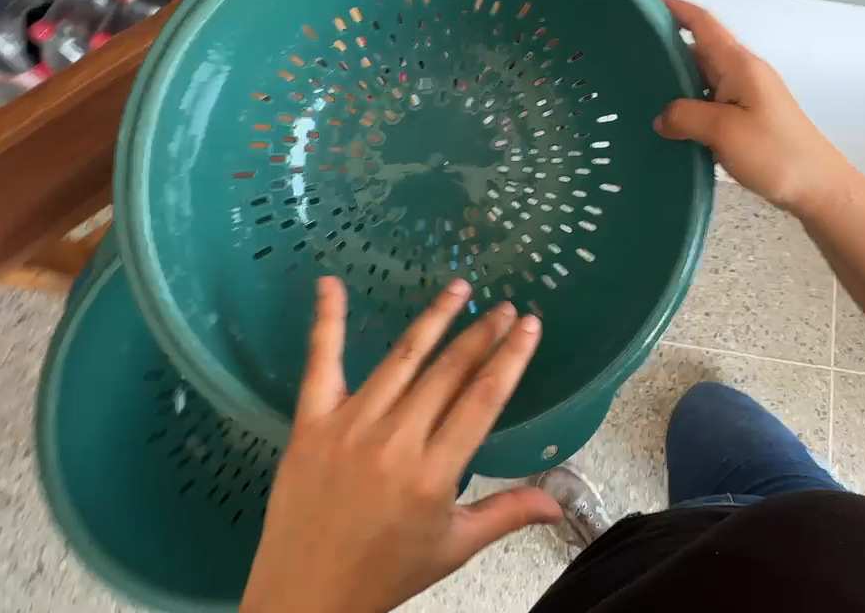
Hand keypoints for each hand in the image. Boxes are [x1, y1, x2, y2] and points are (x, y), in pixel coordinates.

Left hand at [242, 277, 559, 612]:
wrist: (303, 601)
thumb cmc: (385, 573)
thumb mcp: (453, 548)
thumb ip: (507, 512)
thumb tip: (561, 502)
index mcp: (433, 474)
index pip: (483, 398)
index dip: (511, 357)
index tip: (530, 324)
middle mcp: (395, 441)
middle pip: (449, 371)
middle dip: (482, 333)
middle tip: (505, 306)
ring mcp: (350, 427)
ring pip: (403, 358)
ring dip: (435, 318)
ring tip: (460, 289)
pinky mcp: (311, 423)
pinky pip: (321, 363)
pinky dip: (326, 321)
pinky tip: (331, 283)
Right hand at [655, 0, 857, 214]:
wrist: (818, 189)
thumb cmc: (775, 153)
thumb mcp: (723, 132)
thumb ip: (684, 116)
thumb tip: (661, 117)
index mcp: (739, 64)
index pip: (702, 23)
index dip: (673, 8)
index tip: (644, 1)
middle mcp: (742, 73)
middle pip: (699, 48)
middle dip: (665, 46)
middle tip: (627, 53)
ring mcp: (746, 96)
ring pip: (702, 78)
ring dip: (674, 80)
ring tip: (638, 87)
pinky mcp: (746, 119)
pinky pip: (708, 101)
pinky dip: (686, 105)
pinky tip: (667, 120)